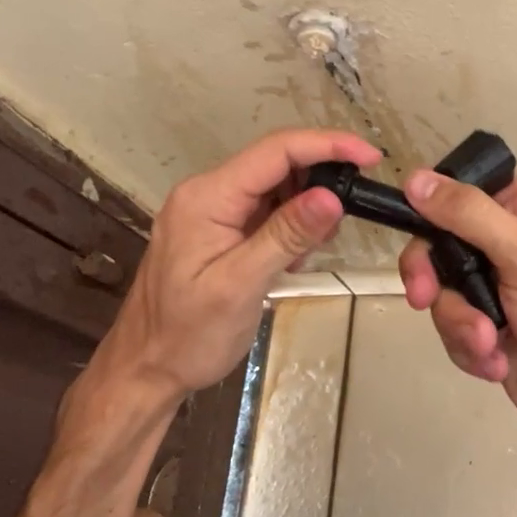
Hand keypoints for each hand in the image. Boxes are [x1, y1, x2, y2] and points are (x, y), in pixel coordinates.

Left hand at [81, 129, 380, 408]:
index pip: (276, 151)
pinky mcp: (218, 230)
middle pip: (276, 162)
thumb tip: (331, 196)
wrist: (145, 371)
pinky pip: (264, 209)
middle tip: (353, 208)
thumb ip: (286, 236)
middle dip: (321, 176)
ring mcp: (211, 210)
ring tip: (319, 244)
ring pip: (274, 185)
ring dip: (307, 204)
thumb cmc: (188, 336)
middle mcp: (207, 192)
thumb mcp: (242, 287)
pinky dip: (291, 223)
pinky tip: (297, 254)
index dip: (328, 145)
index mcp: (207, 197)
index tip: (371, 157)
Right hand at [396, 171, 516, 446]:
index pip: (468, 192)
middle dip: (432, 277)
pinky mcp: (491, 335)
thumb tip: (414, 177)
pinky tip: (498, 364)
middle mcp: (511, 248)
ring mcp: (499, 294)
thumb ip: (468, 214)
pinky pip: (454, 332)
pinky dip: (471, 350)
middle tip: (423, 295)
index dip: (437, 207)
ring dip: (459, 323)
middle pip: (442, 246)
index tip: (414, 225)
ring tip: (489, 343)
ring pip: (443, 294)